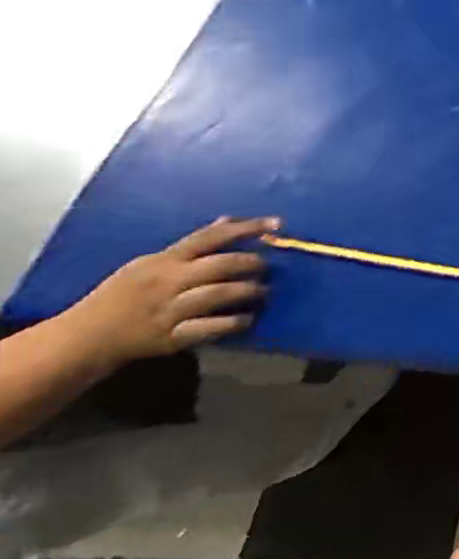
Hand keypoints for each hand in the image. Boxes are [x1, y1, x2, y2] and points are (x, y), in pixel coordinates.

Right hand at [65, 216, 278, 364]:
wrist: (82, 339)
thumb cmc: (124, 296)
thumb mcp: (150, 264)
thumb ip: (192, 246)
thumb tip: (228, 220)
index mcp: (162, 262)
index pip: (208, 238)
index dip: (245, 228)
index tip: (277, 223)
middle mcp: (166, 283)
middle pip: (221, 265)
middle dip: (253, 263)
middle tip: (267, 267)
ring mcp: (168, 311)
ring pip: (219, 293)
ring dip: (249, 290)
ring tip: (263, 291)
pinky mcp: (170, 336)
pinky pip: (211, 327)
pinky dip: (234, 322)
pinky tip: (247, 318)